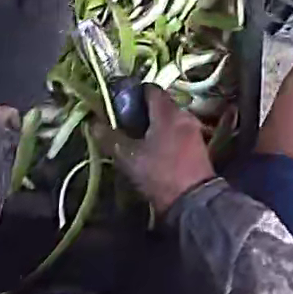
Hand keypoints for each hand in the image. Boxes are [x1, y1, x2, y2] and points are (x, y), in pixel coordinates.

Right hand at [94, 85, 216, 211]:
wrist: (195, 204)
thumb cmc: (160, 173)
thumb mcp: (129, 157)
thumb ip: (110, 138)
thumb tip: (93, 123)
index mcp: (167, 111)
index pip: (150, 89)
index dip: (133, 93)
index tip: (120, 105)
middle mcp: (184, 115)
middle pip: (160, 104)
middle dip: (143, 111)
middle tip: (126, 124)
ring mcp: (194, 131)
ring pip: (170, 119)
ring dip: (155, 125)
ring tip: (139, 140)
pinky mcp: (200, 147)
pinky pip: (179, 133)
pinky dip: (167, 137)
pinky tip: (156, 152)